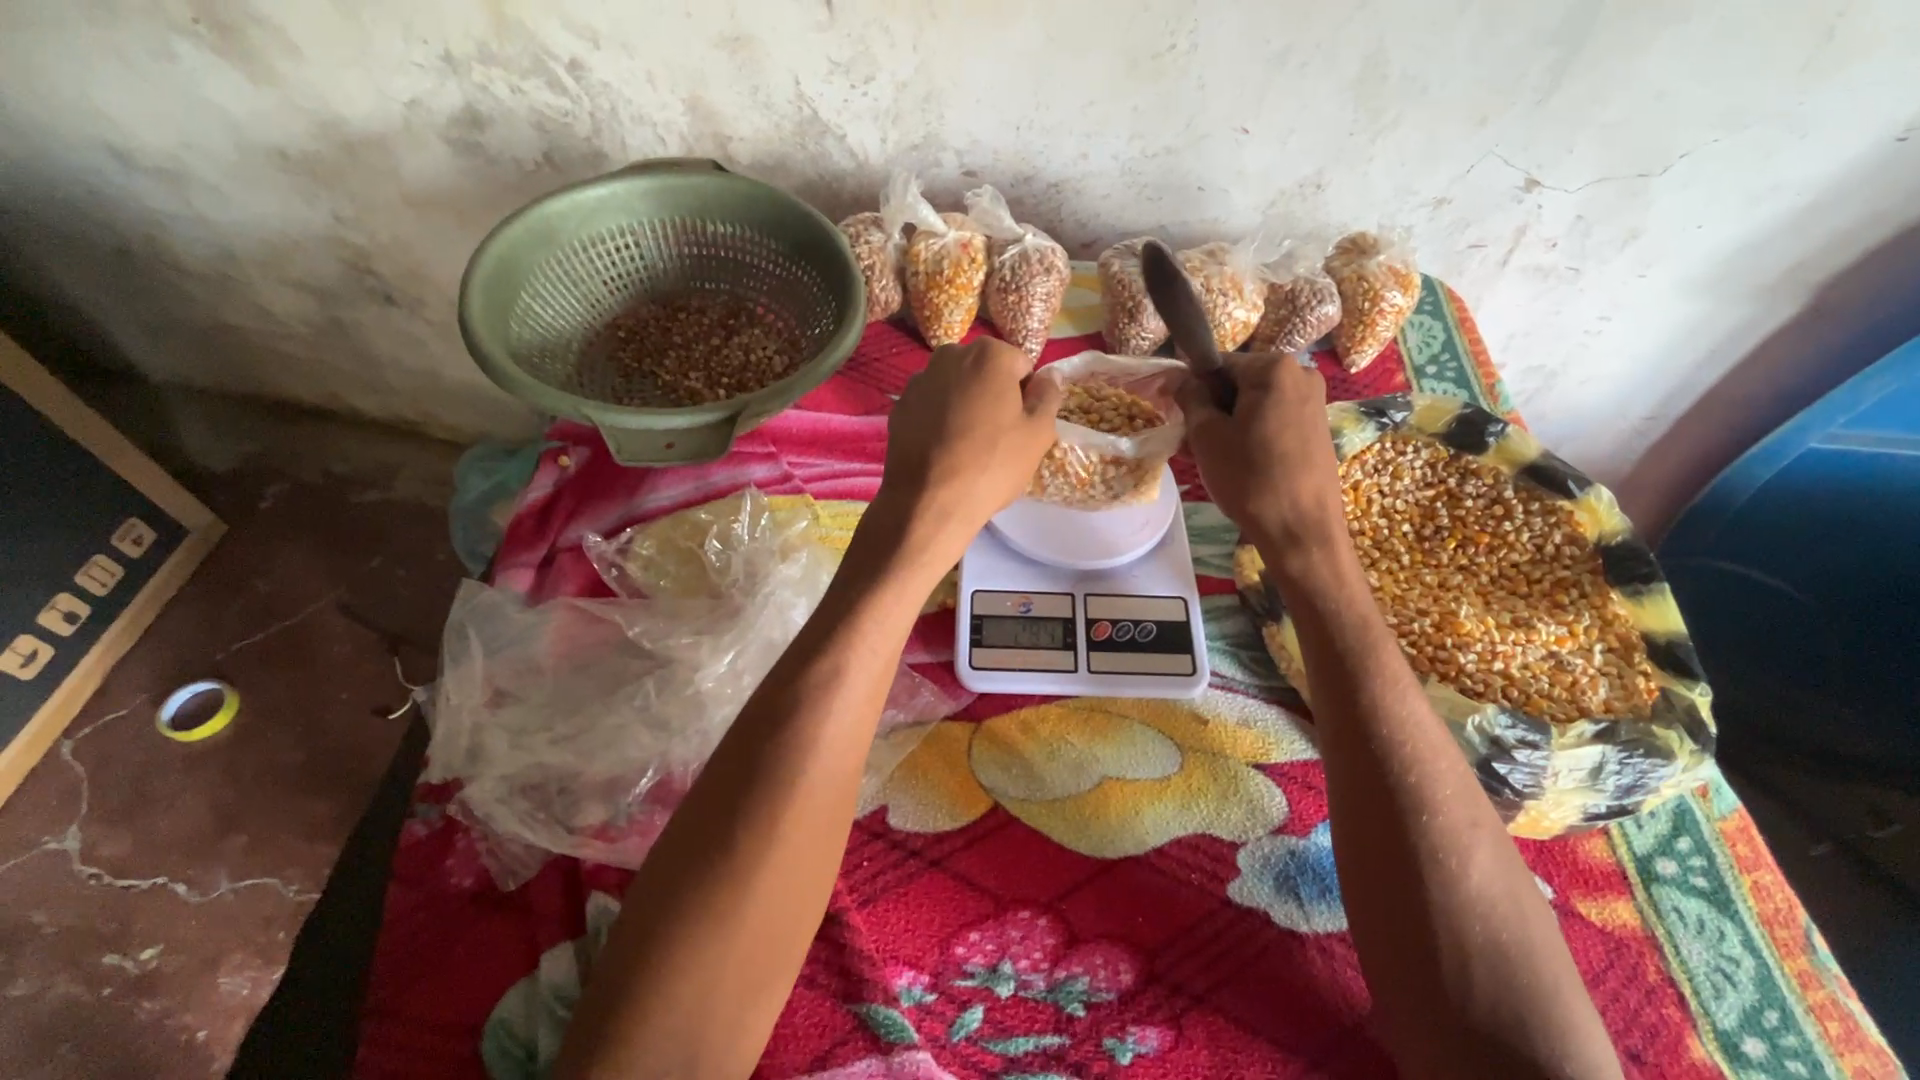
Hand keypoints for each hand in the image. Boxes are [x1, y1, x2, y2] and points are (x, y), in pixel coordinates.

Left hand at [870, 338, 1062, 564]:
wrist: (929, 502)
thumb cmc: (992, 464)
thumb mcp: (1037, 433)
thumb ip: (1048, 396)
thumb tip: (1051, 374)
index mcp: (989, 354)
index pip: (1021, 365)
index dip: (1026, 395)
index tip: (1020, 425)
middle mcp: (949, 356)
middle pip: (984, 371)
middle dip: (993, 394)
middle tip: (997, 436)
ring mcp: (919, 380)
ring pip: (955, 388)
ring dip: (964, 405)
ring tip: (967, 445)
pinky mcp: (899, 407)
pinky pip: (930, 407)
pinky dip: (938, 420)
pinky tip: (942, 450)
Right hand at [1179, 354, 1349, 576]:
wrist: (1301, 530)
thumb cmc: (1249, 477)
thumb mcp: (1207, 435)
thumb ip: (1191, 398)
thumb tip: (1179, 378)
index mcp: (1274, 367)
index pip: (1217, 364)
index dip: (1191, 389)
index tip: (1174, 415)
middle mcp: (1300, 375)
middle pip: (1239, 384)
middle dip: (1211, 409)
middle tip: (1189, 443)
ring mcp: (1313, 402)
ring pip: (1254, 405)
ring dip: (1227, 425)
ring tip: (1206, 458)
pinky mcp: (1317, 430)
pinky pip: (1272, 421)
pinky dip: (1249, 435)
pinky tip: (1234, 463)